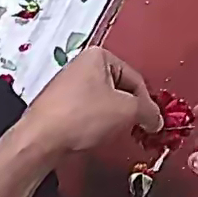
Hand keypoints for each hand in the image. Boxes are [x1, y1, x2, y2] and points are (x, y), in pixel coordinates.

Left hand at [16, 47, 162, 158]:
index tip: (151, 122)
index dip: (147, 103)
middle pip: (120, 90)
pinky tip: (94, 136)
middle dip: (130, 111)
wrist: (41, 139)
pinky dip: (96, 124)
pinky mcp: (59, 105)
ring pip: (105, 102)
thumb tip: (156, 120)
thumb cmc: (82, 116)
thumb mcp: (127, 110)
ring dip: (114, 119)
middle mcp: (82, 65)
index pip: (136, 79)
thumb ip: (148, 111)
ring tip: (112, 133)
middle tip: (136, 128)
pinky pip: (88, 112)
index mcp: (99, 56)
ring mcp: (68, 85)